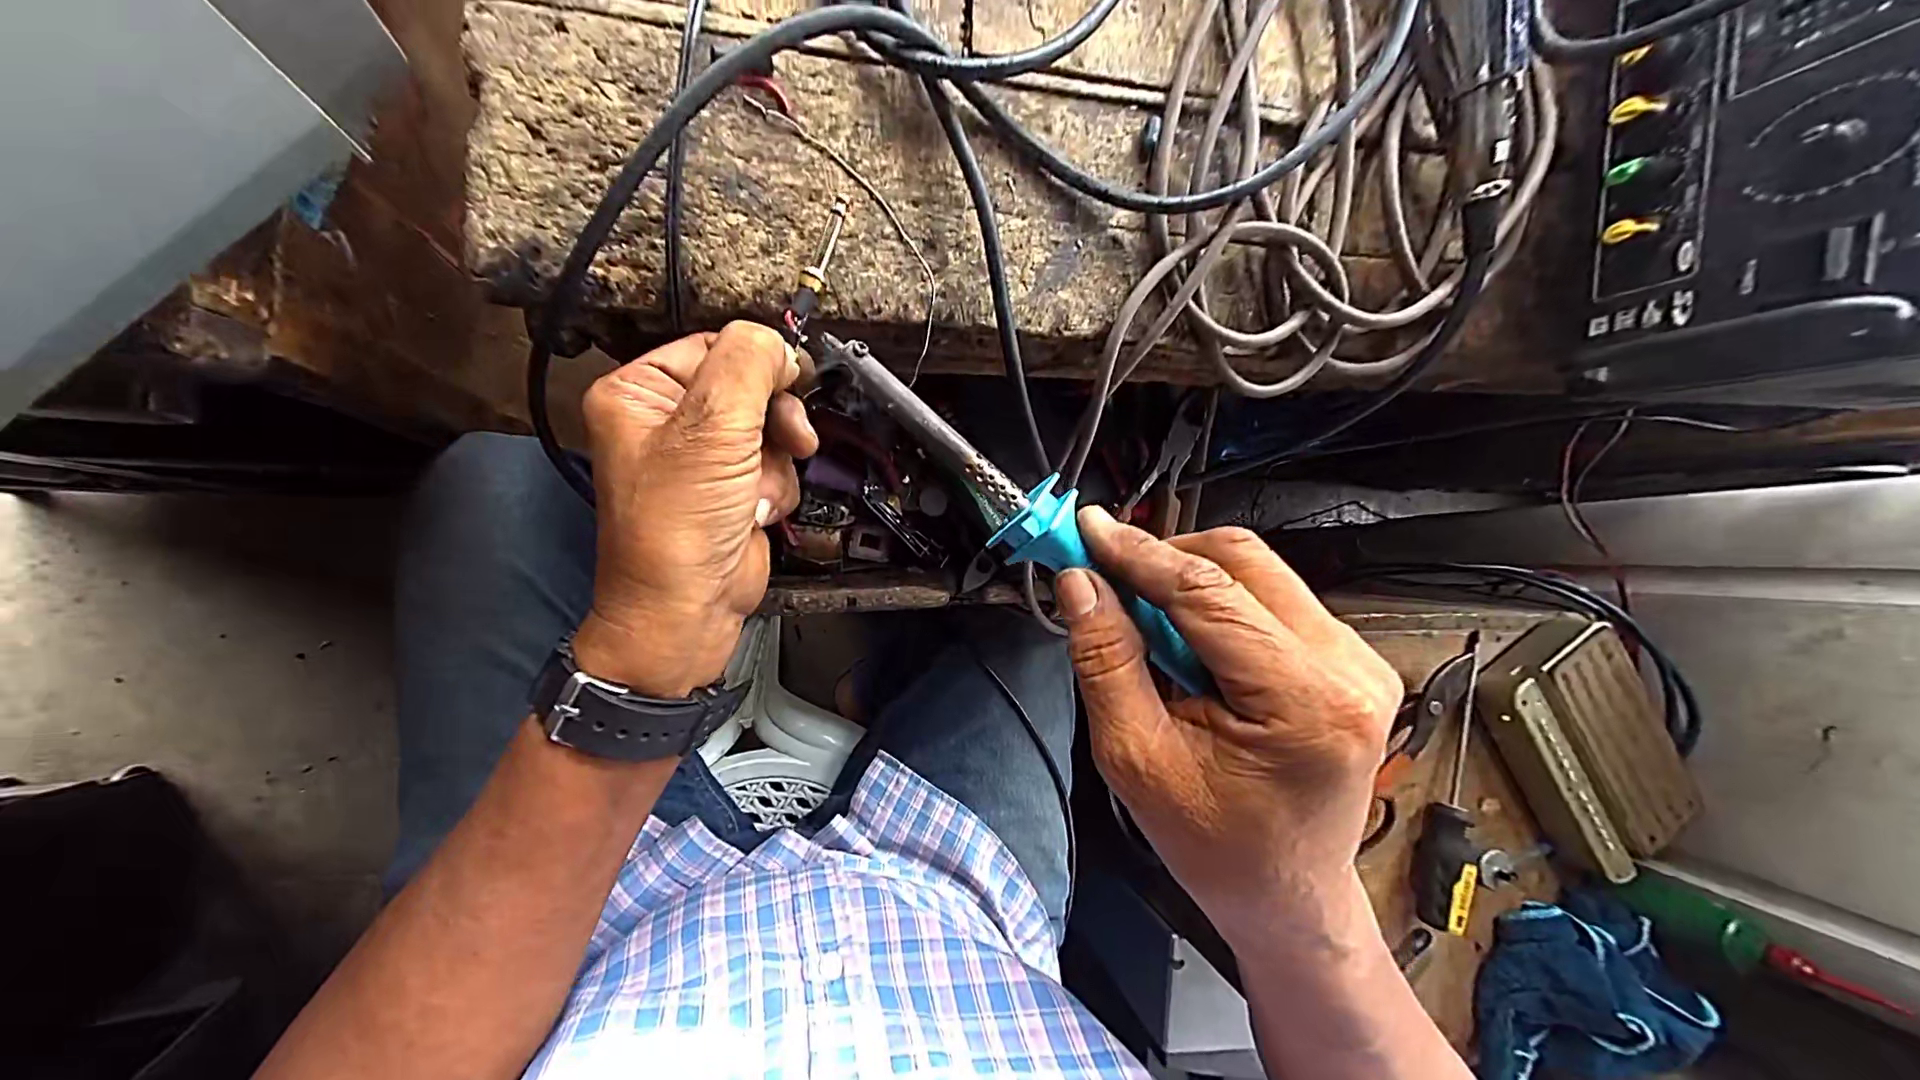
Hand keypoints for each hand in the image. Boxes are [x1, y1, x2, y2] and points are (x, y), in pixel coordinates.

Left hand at [570, 322, 817, 697]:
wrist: (688, 609)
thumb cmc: (672, 535)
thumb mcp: (710, 433)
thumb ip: (746, 369)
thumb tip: (775, 342)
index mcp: (641, 394)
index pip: (715, 347)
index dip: (758, 363)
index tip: (788, 379)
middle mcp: (671, 423)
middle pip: (751, 388)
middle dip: (775, 420)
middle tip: (787, 435)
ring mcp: (705, 458)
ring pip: (772, 429)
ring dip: (778, 462)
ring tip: (756, 490)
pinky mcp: (734, 488)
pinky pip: (777, 466)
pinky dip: (778, 488)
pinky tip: (756, 511)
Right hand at [1053, 507, 1401, 938]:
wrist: (1285, 890)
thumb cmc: (1217, 845)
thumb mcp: (1136, 758)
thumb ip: (1106, 661)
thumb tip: (1082, 586)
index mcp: (1306, 703)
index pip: (1206, 591)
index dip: (1136, 553)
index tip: (1087, 530)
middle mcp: (1347, 669)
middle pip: (1238, 560)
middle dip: (1160, 556)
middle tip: (1100, 567)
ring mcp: (1355, 659)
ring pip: (1253, 569)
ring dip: (1183, 579)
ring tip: (1140, 618)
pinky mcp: (1343, 657)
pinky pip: (1266, 594)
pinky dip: (1210, 600)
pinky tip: (1182, 638)